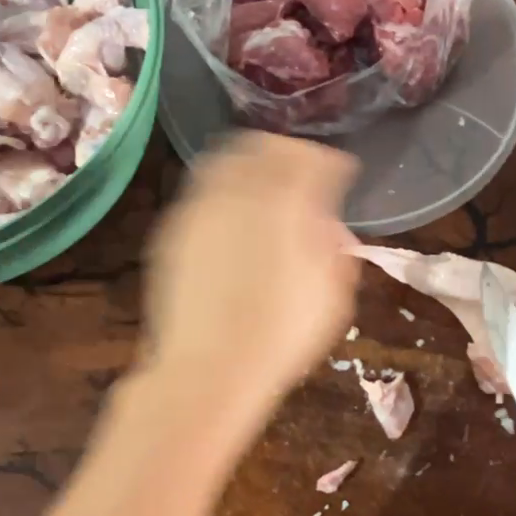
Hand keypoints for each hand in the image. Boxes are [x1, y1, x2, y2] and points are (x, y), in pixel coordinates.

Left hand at [143, 131, 359, 417]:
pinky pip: (202, 191)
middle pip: (266, 145)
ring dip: (251, 163)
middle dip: (290, 152)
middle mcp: (242, 191)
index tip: (343, 172)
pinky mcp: (173, 228)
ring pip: (226, 160)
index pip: (313, 158)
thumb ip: (336, 249)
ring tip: (265, 187)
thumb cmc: (282, 339)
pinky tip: (233, 218)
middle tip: (304, 172)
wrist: (209, 369)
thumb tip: (329, 227)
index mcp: (290, 203)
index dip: (332, 161)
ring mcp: (201, 207)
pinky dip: (223, 191)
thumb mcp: (332, 296)